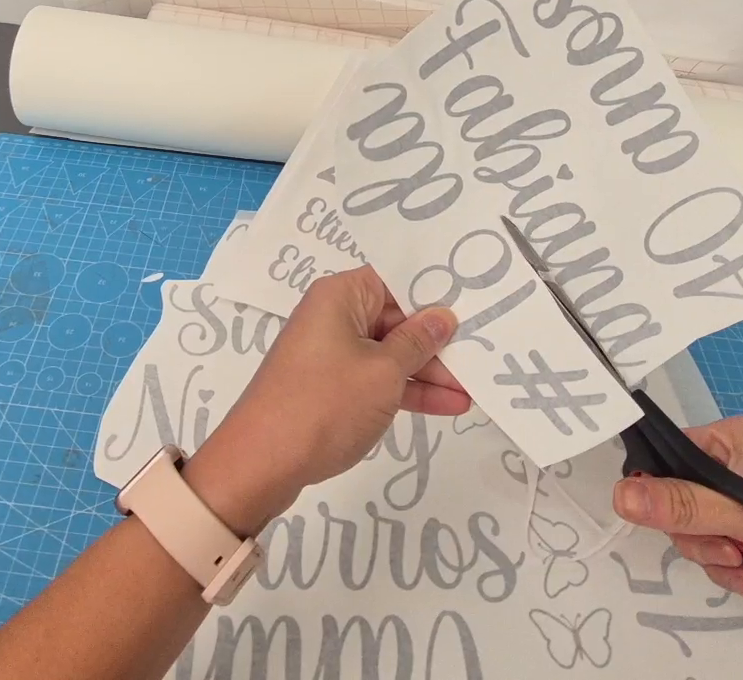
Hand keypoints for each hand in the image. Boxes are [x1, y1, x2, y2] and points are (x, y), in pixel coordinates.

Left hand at [183, 266, 468, 534]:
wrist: (263, 462)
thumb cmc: (325, 403)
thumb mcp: (382, 372)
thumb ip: (418, 342)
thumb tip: (443, 316)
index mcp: (340, 296)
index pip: (395, 281)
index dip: (432, 294)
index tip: (471, 306)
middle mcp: (332, 316)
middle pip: (394, 318)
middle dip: (435, 341)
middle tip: (480, 355)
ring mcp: (330, 352)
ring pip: (388, 352)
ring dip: (426, 372)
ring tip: (471, 391)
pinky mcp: (329, 385)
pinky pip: (375, 377)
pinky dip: (405, 390)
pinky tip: (446, 405)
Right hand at [612, 416, 742, 614]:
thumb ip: (687, 506)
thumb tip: (618, 494)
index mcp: (732, 439)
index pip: (668, 458)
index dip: (661, 494)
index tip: (681, 528)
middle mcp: (739, 461)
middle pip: (682, 499)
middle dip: (701, 536)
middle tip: (733, 554)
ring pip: (706, 528)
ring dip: (722, 557)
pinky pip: (733, 544)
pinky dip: (740, 568)